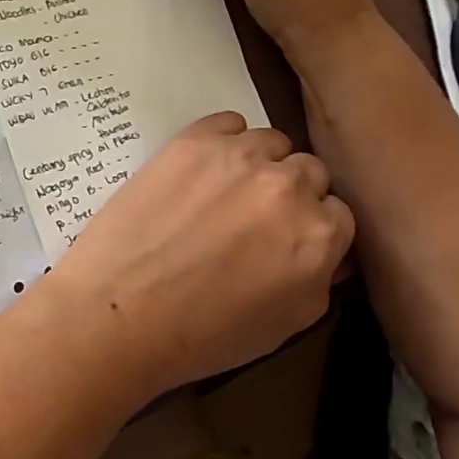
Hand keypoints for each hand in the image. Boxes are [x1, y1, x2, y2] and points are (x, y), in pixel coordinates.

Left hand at [40, 111, 353, 392]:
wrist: (119, 311)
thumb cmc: (203, 335)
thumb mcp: (286, 325)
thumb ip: (320, 279)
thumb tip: (327, 250)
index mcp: (319, 235)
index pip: (339, 213)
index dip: (313, 229)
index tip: (288, 240)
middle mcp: (288, 186)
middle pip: (309, 172)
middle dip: (291, 195)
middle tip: (255, 219)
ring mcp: (238, 156)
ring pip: (271, 143)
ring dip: (260, 165)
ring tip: (226, 192)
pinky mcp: (193, 140)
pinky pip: (228, 122)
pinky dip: (225, 140)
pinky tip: (205, 167)